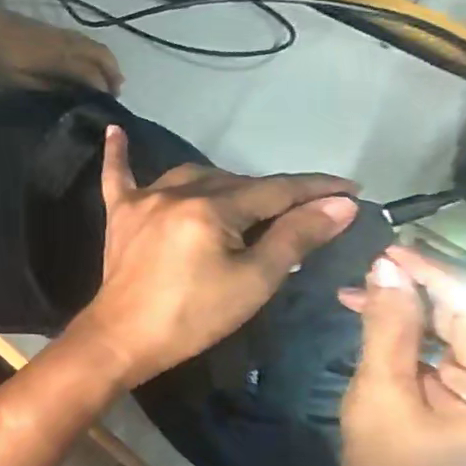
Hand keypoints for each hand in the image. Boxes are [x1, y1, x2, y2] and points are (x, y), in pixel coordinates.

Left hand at [0, 10, 123, 93]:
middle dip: (112, 73)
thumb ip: (42, 87)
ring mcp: (60, 34)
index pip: (90, 74)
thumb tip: (69, 96)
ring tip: (109, 81)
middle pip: (101, 55)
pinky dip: (95, 53)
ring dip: (106, 62)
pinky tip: (89, 64)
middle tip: (115, 93)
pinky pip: (84, 41)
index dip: (102, 90)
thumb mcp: (11, 79)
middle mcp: (66, 43)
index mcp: (57, 58)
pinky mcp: (53, 30)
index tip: (107, 107)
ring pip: (95, 45)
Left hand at [66, 126, 357, 384]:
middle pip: (233, 183)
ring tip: (249, 199)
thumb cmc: (194, 315)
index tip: (351, 189)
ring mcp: (141, 201)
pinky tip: (114, 130)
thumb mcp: (255, 281)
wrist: (125, 336)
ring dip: (222, 183)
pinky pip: (117, 176)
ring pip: (190, 177)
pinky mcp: (119, 214)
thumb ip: (295, 236)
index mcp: (209, 209)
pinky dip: (117, 155)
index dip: (315, 190)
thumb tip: (338, 203)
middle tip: (304, 211)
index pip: (274, 190)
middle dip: (272, 193)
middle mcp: (173, 194)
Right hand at [337, 247, 465, 465]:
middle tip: (369, 269)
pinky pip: (462, 347)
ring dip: (416, 309)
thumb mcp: (381, 389)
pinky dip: (422, 330)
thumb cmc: (389, 458)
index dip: (439, 278)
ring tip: (361, 293)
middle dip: (421, 292)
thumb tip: (385, 268)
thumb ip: (388, 327)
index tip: (391, 252)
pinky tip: (381, 316)